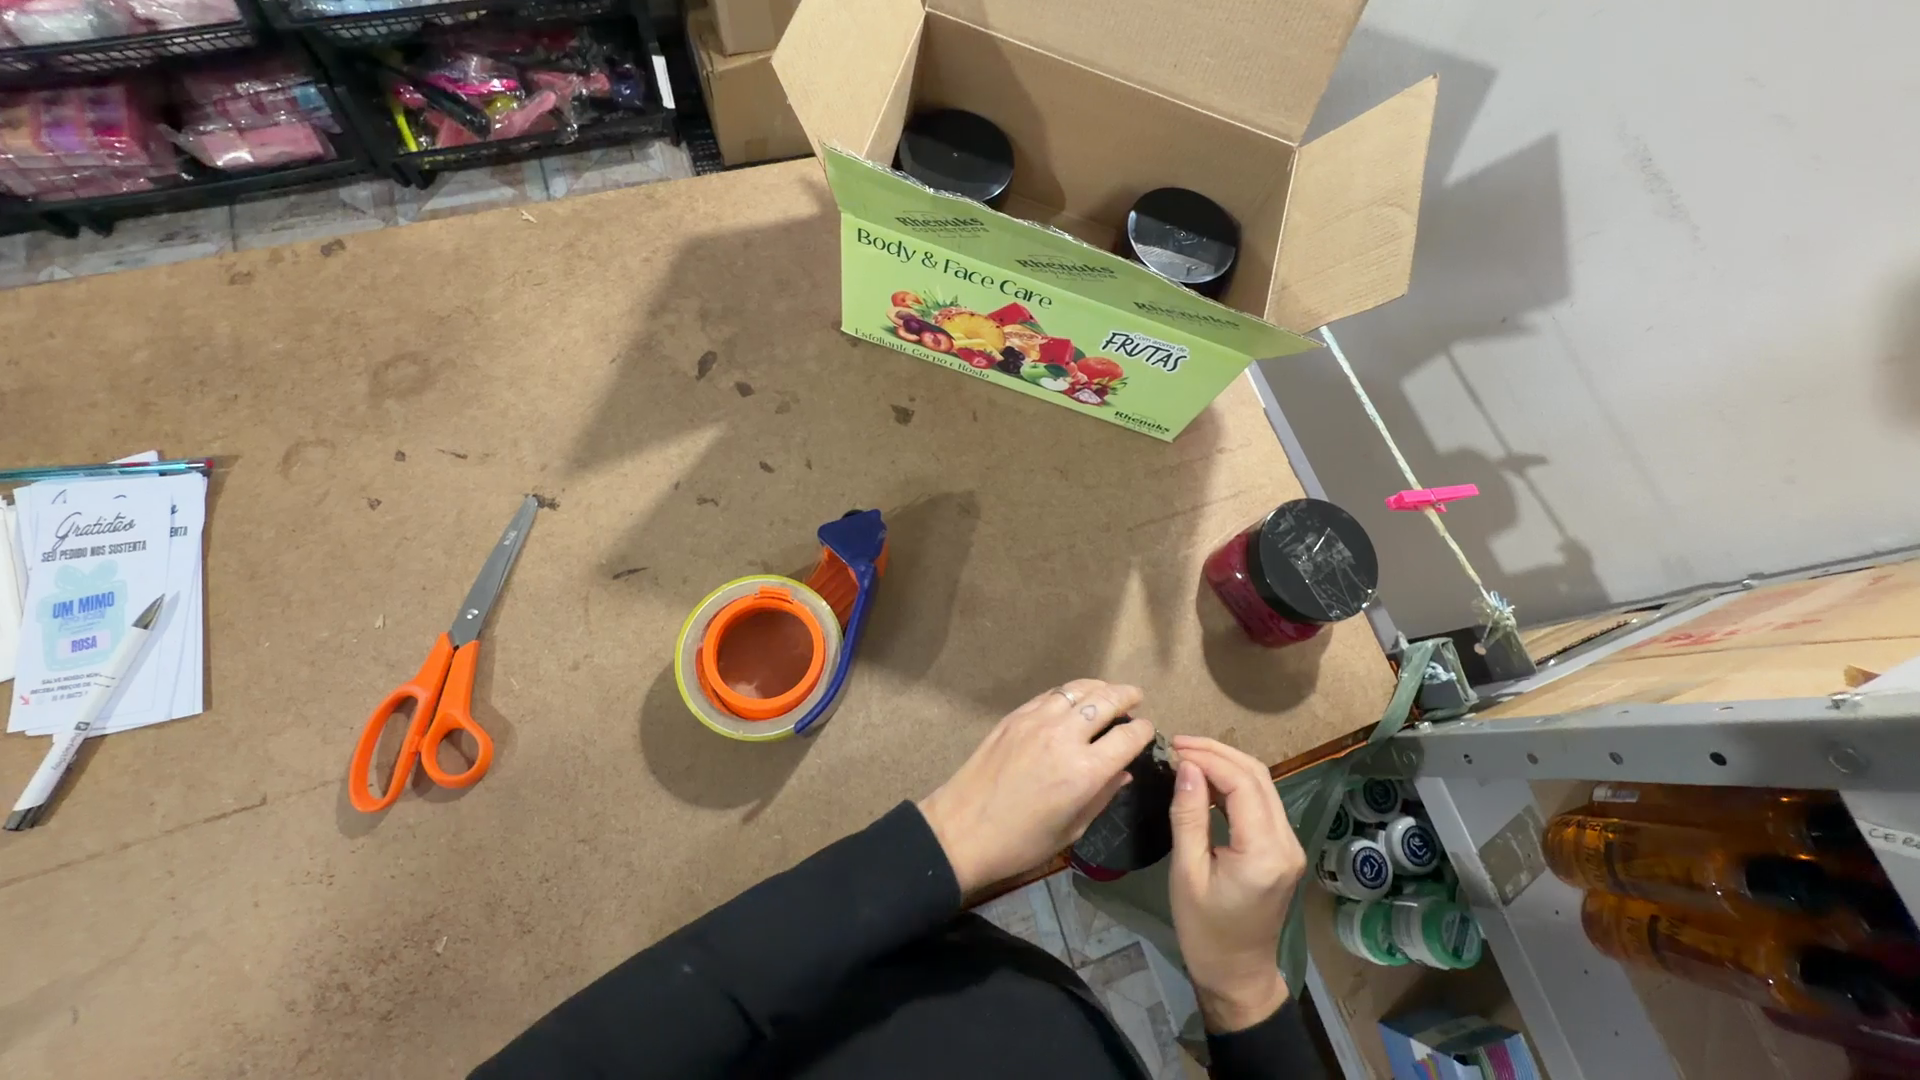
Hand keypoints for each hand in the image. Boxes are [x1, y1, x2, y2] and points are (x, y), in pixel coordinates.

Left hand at [918, 679, 1154, 894]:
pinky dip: (1068, 693)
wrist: (961, 830)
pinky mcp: (1014, 717)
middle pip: (1106, 701)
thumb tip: (1125, 772)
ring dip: (1099, 687)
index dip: (1144, 731)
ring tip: (1109, 691)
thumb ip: (1103, 795)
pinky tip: (1073, 699)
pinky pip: (1050, 695)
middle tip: (1136, 697)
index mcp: (1085, 771)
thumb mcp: (1072, 829)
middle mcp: (1064, 737)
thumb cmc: (1021, 842)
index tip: (1148, 731)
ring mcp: (1036, 721)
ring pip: (1077, 690)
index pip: (1128, 736)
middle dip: (1127, 696)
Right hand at [1167, 736, 1305, 1033]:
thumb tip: (1187, 767)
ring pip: (1263, 785)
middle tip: (1178, 744)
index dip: (1209, 757)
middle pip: (1258, 776)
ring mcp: (1290, 846)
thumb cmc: (1204, 930)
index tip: (1174, 748)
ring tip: (1188, 756)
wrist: (1236, 974)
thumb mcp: (1187, 871)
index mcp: (1264, 851)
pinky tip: (1207, 780)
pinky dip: (1235, 783)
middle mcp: (1286, 842)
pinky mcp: (1283, 849)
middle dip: (1218, 752)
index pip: (1242, 783)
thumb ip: (1189, 816)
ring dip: (1227, 764)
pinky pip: (1262, 803)